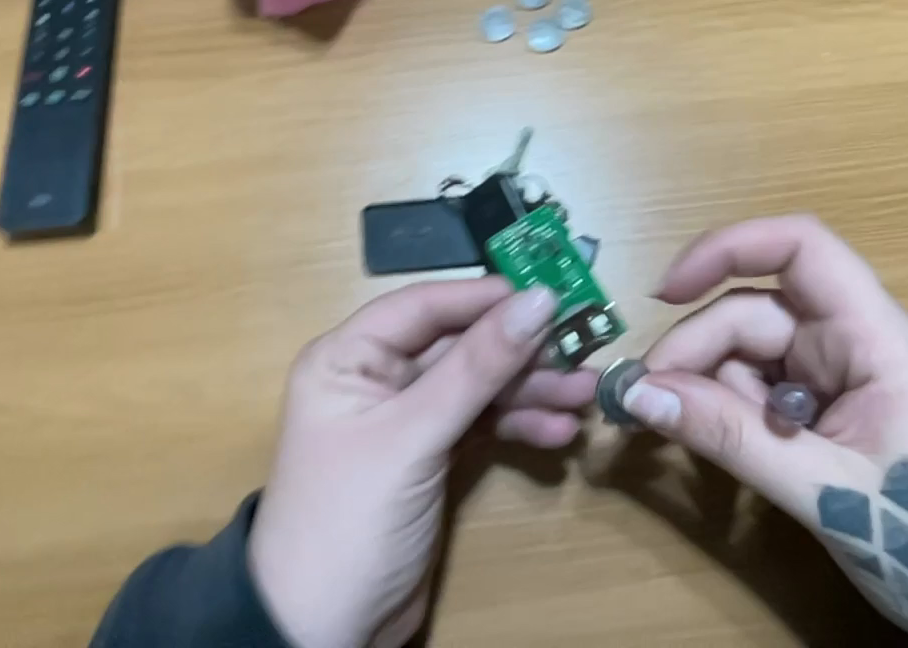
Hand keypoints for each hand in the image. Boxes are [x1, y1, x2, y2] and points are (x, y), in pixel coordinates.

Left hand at [248, 278, 595, 647]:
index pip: (425, 305)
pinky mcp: (431, 455)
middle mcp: (377, 376)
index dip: (485, 297)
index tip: (547, 294)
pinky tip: (557, 434)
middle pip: (459, 345)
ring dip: (529, 390)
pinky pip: (481, 423)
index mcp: (350, 355)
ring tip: (584, 397)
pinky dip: (518, 426)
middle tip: (579, 349)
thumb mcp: (413, 436)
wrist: (323, 634)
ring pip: (477, 385)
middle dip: (518, 351)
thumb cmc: (351, 517)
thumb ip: (477, 366)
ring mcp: (407, 417)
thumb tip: (539, 299)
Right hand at [622, 216, 907, 647]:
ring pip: (744, 351)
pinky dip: (725, 410)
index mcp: (874, 338)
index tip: (667, 293)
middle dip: (694, 350)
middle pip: (751, 311)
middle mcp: (848, 339)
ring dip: (705, 386)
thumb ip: (733, 441)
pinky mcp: (819, 403)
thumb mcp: (829, 494)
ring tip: (684, 435)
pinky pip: (753, 387)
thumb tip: (639, 396)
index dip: (729, 249)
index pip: (801, 249)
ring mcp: (832, 372)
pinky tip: (722, 448)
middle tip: (645, 402)